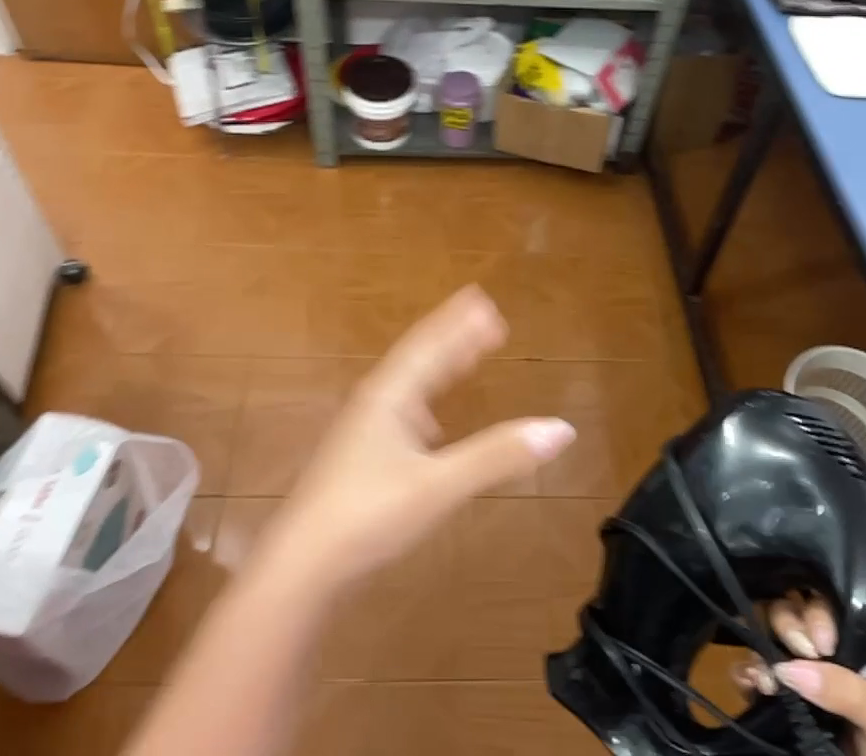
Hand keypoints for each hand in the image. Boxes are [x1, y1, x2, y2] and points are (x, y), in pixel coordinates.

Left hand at [256, 286, 576, 590]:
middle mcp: (374, 405)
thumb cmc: (369, 514)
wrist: (303, 565)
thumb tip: (561, 428)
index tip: (484, 301)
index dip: (458, 323)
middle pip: (417, 361)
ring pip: (408, 389)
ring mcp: (362, 433)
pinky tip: (430, 426)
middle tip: (484, 319)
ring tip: (464, 359)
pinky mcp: (359, 462)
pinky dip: (425, 408)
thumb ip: (498, 456)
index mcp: (389, 397)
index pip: (429, 346)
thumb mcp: (440, 485)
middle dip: (452, 340)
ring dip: (439, 370)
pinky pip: (400, 417)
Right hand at [731, 593, 865, 755]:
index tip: (821, 642)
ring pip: (769, 647)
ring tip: (766, 678)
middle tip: (798, 653)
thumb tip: (789, 665)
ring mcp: (801, 688)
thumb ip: (848, 691)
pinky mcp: (780, 714)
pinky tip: (749, 684)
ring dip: (762, 652)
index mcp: (861, 656)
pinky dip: (744, 676)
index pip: (830, 614)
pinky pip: (753, 682)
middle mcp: (827, 663)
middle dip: (786, 627)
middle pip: (792, 619)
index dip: (817, 617)